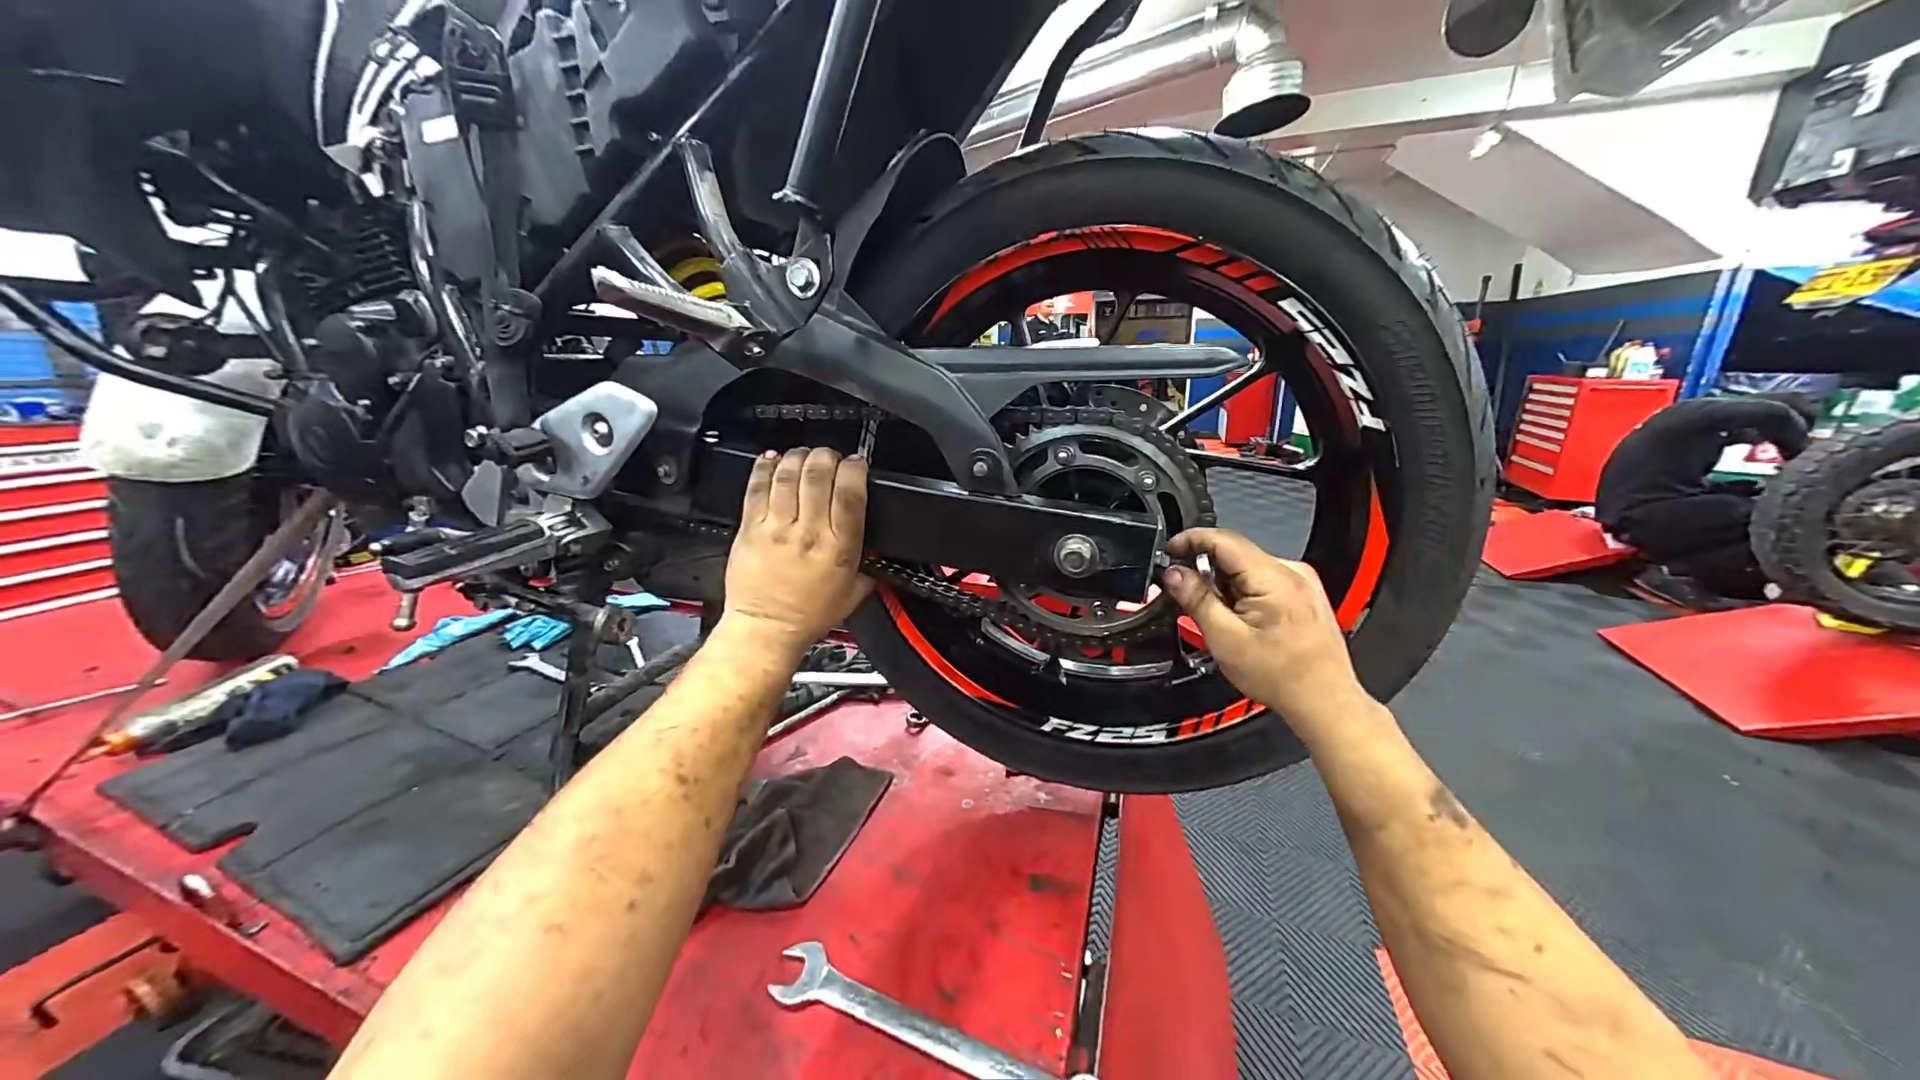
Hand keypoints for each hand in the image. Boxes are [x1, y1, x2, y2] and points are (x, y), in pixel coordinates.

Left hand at [722, 447, 872, 659]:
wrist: (766, 629)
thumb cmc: (807, 615)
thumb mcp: (854, 592)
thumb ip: (869, 565)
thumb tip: (878, 545)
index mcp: (838, 548)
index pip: (850, 493)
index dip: (855, 469)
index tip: (857, 464)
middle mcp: (808, 533)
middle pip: (818, 475)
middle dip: (827, 456)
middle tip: (830, 457)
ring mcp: (776, 528)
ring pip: (788, 474)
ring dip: (798, 456)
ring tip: (804, 455)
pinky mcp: (750, 528)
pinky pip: (757, 486)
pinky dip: (765, 466)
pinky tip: (773, 459)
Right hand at [1159, 528, 1376, 739]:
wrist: (1323, 701)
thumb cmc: (1284, 677)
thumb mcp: (1225, 639)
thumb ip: (1196, 599)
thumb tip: (1175, 574)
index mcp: (1275, 578)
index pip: (1223, 539)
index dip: (1190, 540)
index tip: (1171, 550)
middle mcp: (1293, 572)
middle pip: (1234, 553)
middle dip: (1206, 571)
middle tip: (1190, 599)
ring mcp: (1301, 581)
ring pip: (1246, 567)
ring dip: (1224, 585)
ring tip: (1223, 620)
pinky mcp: (1303, 592)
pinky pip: (1262, 579)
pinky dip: (1243, 593)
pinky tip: (1242, 621)